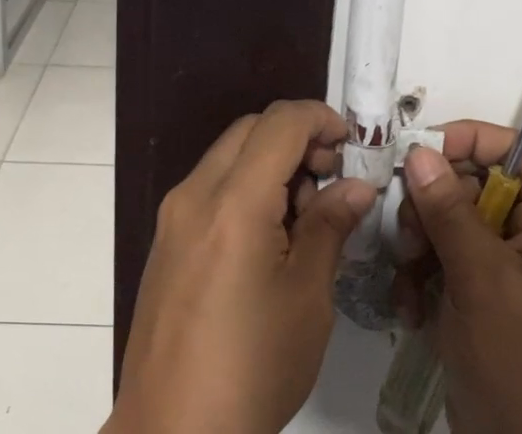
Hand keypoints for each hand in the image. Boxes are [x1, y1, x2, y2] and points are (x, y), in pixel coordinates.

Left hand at [106, 100, 378, 433]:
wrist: (173, 432)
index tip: (352, 143)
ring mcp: (173, 218)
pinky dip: (245, 187)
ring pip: (228, 156)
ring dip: (270, 162)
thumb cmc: (252, 367)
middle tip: (333, 178)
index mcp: (232, 204)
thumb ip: (329, 228)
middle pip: (249, 131)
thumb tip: (356, 186)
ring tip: (306, 214)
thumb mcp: (306, 298)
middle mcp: (194, 195)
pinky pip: (210, 188)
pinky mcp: (166, 242)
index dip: (320, 118)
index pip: (279, 123)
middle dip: (296, 138)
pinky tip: (271, 235)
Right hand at [395, 121, 521, 433]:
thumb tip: (419, 151)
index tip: (419, 152)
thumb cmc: (517, 361)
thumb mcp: (482, 280)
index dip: (469, 141)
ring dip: (418, 247)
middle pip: (472, 185)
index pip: (515, 152)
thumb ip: (450, 211)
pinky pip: (439, 261)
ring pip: (447, 222)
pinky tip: (412, 308)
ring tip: (409, 280)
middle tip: (408, 237)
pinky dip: (419, 278)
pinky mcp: (477, 296)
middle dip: (431, 207)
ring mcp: (503, 269)